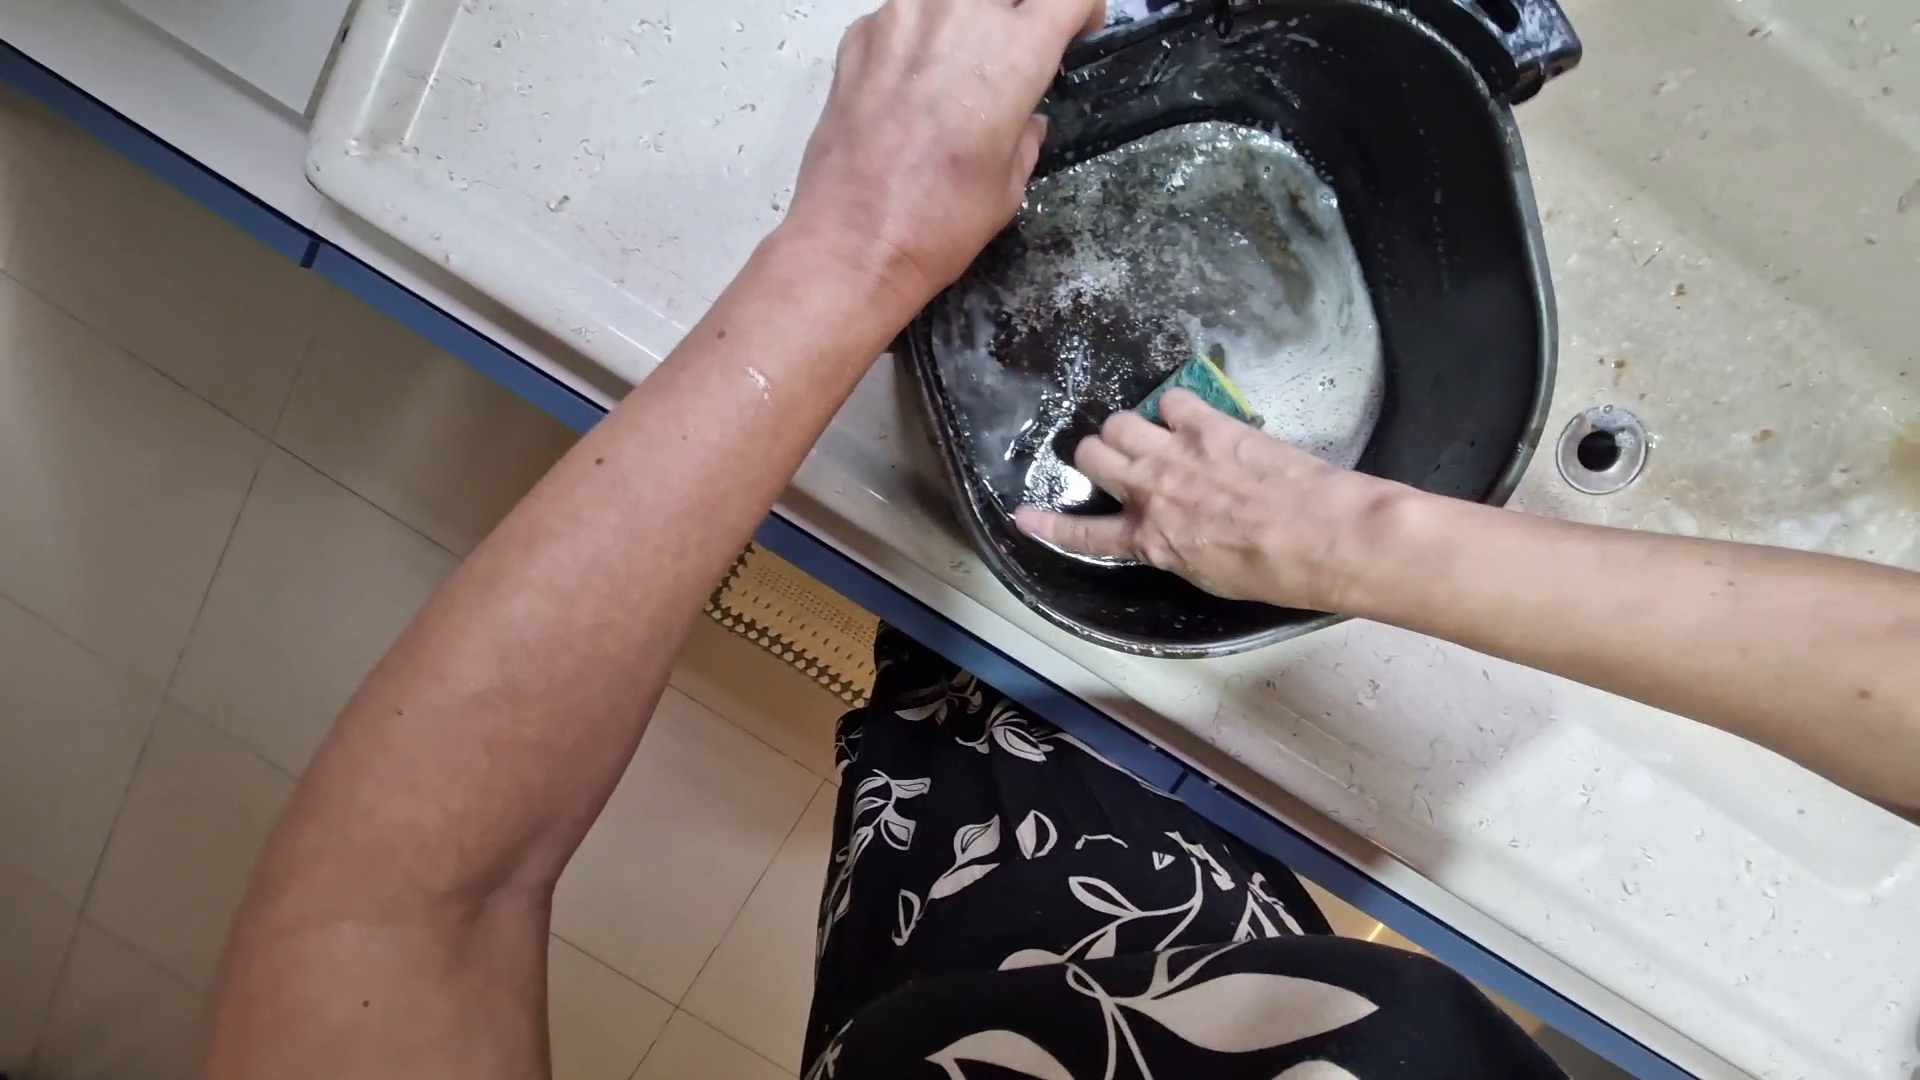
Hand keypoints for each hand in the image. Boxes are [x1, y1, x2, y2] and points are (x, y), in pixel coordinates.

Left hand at [782, 0, 1103, 311]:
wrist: (853, 245)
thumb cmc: (936, 226)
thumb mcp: (1007, 190)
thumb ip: (1024, 137)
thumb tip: (1024, 120)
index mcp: (1012, 53)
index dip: (1080, 11)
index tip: (1074, 33)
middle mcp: (959, 12)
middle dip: (1017, 16)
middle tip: (1012, 57)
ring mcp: (901, 15)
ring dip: (964, 22)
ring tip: (955, 72)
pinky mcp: (859, 35)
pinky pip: (902, 16)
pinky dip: (915, 39)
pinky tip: (910, 88)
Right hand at [1013, 389, 1406, 610]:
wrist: (1326, 536)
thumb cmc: (1273, 572)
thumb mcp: (1206, 575)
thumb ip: (1172, 546)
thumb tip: (1166, 530)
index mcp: (1148, 540)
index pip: (1083, 534)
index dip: (1048, 526)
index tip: (1022, 516)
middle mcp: (1150, 492)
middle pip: (1092, 454)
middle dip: (1097, 456)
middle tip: (1119, 463)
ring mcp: (1177, 453)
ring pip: (1120, 421)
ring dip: (1130, 428)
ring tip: (1153, 436)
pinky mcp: (1211, 425)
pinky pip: (1173, 399)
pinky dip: (1177, 409)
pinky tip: (1194, 420)